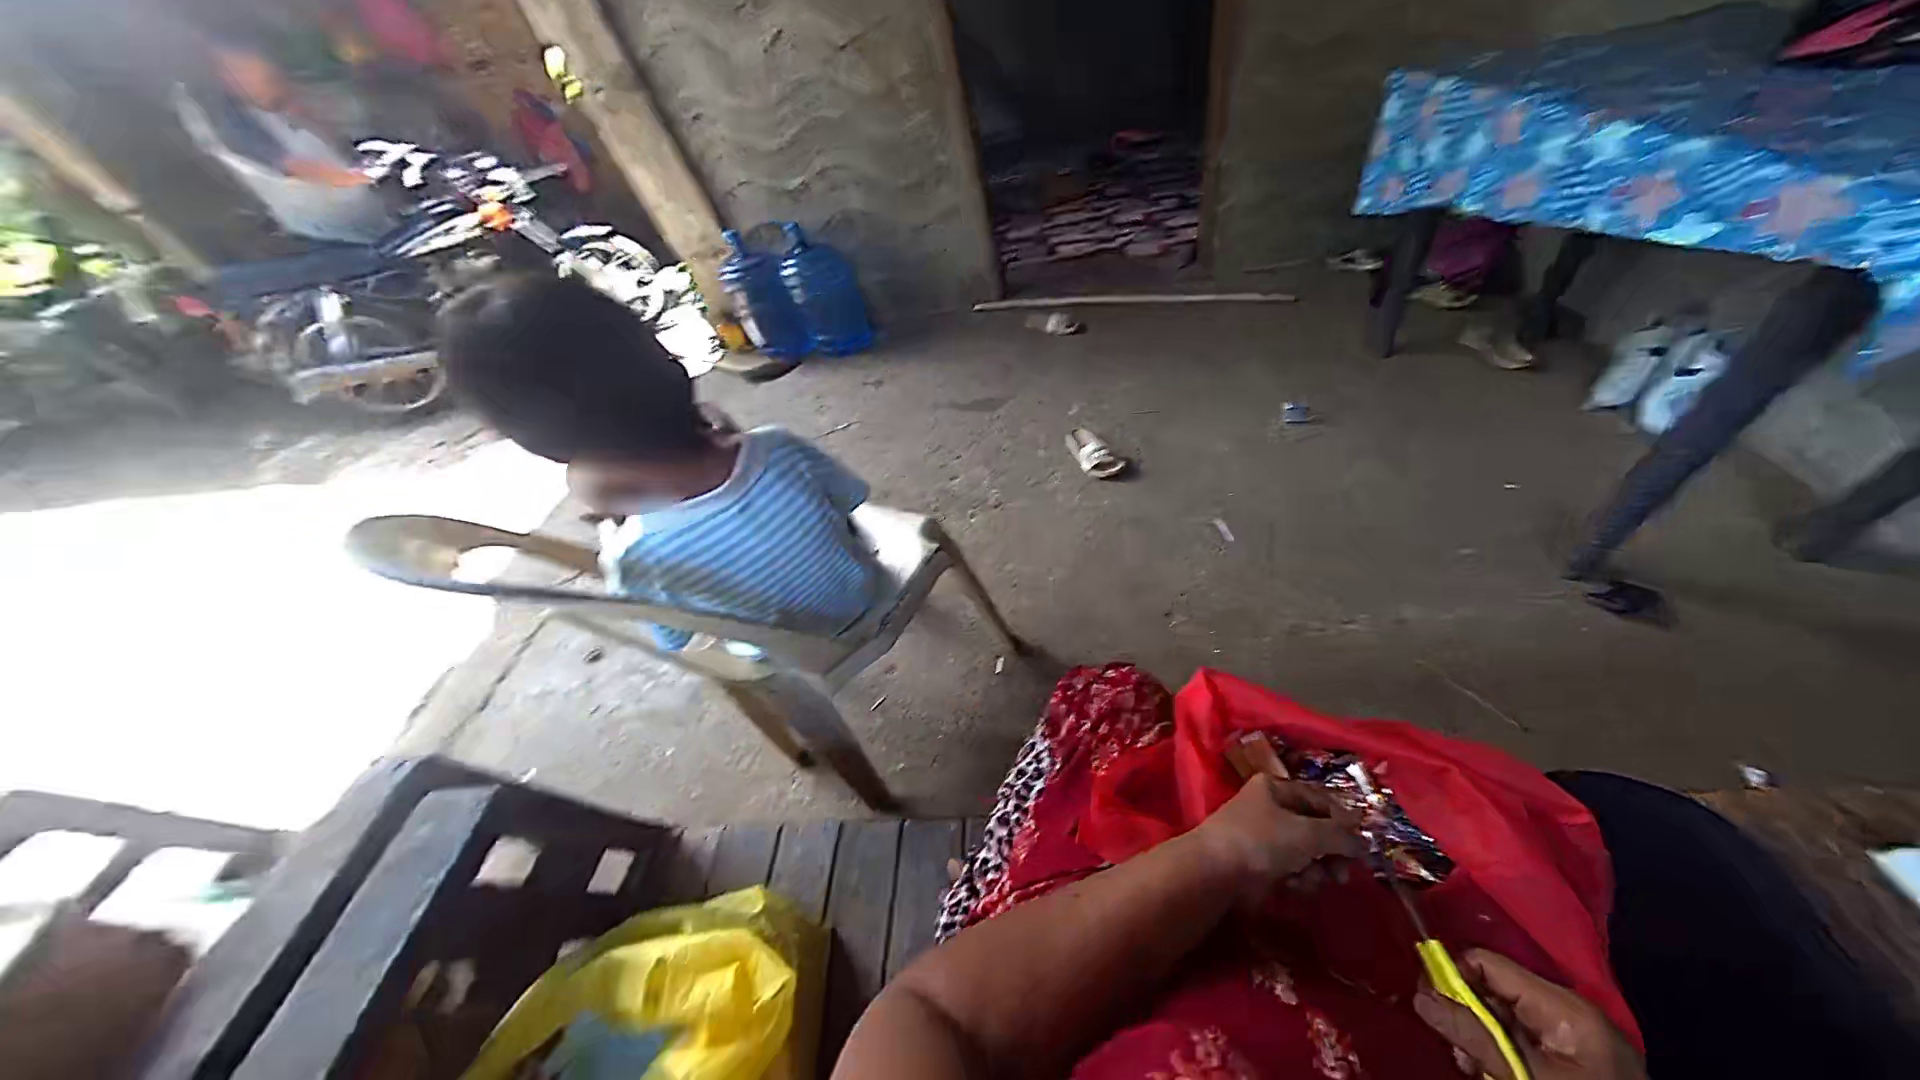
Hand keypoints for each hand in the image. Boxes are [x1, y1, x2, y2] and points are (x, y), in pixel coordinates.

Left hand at [1192, 773, 1363, 899]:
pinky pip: (1292, 868)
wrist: (1216, 870)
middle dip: (1331, 852)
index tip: (1363, 844)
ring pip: (1307, 852)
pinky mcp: (1261, 863)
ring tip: (1312, 879)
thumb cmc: (1261, 840)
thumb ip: (1341, 836)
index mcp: (1275, 788)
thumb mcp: (1307, 833)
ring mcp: (1265, 836)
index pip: (1320, 799)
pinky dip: (1298, 878)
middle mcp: (1270, 808)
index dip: (1344, 820)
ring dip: (1315, 869)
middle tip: (1342, 872)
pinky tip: (1293, 885)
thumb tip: (1364, 842)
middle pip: (1316, 828)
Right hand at [1414, 949, 1645, 1079]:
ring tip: (1475, 1065)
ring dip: (1482, 1033)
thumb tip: (1421, 998)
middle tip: (1455, 1046)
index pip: (1487, 962)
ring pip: (1505, 1011)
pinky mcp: (1578, 1054)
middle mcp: (1570, 1008)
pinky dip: (1503, 1046)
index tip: (1429, 1001)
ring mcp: (1577, 1032)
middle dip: (1466, 1010)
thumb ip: (1474, 1035)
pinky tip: (1496, 1070)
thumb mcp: (1523, 1077)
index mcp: (1564, 1007)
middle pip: (1494, 986)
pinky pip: (1524, 1032)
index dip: (1451, 975)